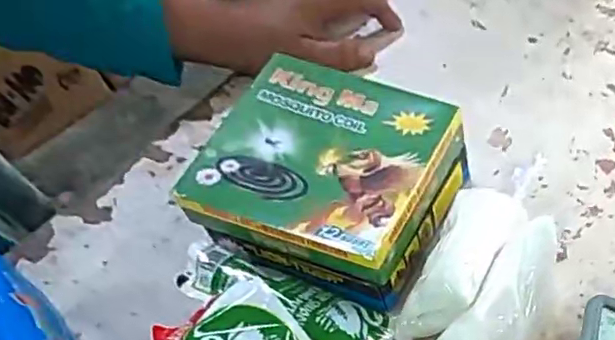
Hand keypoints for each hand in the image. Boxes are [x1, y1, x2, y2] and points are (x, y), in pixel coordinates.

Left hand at [163, 0, 401, 73]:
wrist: (220, 29)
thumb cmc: (261, 45)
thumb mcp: (305, 58)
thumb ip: (340, 57)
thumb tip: (371, 53)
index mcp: (322, 3)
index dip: (384, 11)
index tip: (394, 28)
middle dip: (370, 6)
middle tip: (380, 27)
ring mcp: (301, 0)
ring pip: (336, 2)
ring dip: (353, 11)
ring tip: (361, 31)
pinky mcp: (290, 6)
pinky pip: (322, 8)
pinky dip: (335, 17)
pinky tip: (333, 35)